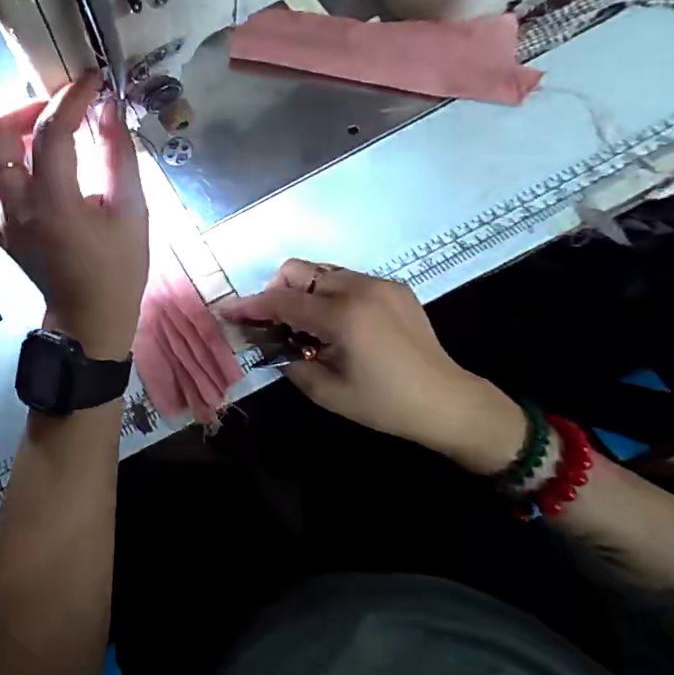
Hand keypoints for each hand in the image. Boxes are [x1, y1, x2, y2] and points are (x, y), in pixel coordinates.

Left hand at [0, 70, 148, 360]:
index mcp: (54, 201)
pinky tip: (2, 172)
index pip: (51, 131)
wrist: (91, 317)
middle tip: (58, 110)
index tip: (92, 81)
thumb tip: (110, 108)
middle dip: (24, 107)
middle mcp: (14, 205)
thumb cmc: (119, 268)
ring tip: (42, 137)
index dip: (71, 97)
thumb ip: (119, 155)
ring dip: (8, 136)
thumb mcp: (133, 210)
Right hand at [220, 260, 530, 473]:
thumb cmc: (384, 404)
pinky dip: (331, 293)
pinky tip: (339, 323)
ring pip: (323, 271)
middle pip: (299, 270)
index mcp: (342, 315)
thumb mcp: (328, 392)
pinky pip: (349, 279)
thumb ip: (291, 362)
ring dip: (304, 291)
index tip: (228, 311)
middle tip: (275, 323)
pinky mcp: (395, 287)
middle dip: (277, 291)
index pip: (283, 301)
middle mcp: (359, 288)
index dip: (251, 306)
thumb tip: (273, 343)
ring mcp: (380, 283)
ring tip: (307, 325)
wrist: (445, 400)